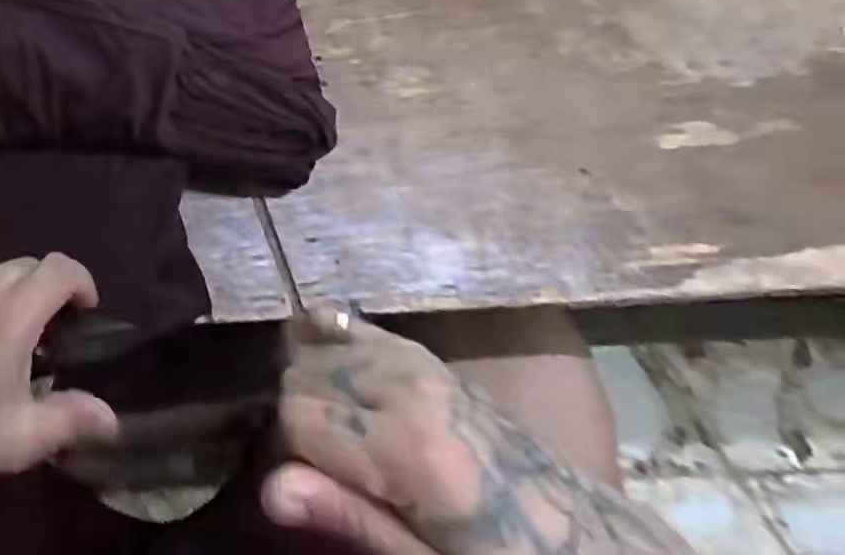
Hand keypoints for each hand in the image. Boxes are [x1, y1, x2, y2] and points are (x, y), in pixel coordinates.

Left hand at [0, 255, 120, 501]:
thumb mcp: (20, 437)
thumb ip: (71, 419)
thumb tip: (111, 418)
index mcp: (11, 314)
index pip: (59, 268)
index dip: (81, 281)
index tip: (85, 310)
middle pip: (28, 266)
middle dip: (46, 292)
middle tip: (44, 336)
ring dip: (8, 294)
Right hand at [265, 307, 690, 554]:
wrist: (589, 544)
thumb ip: (351, 520)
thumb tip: (268, 489)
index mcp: (412, 448)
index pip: (295, 418)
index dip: (290, 456)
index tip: (312, 490)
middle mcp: (407, 388)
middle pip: (297, 379)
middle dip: (297, 421)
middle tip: (328, 469)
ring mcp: (414, 361)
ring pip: (310, 351)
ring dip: (307, 389)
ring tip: (337, 433)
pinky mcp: (419, 352)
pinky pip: (342, 324)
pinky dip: (321, 343)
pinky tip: (330, 378)